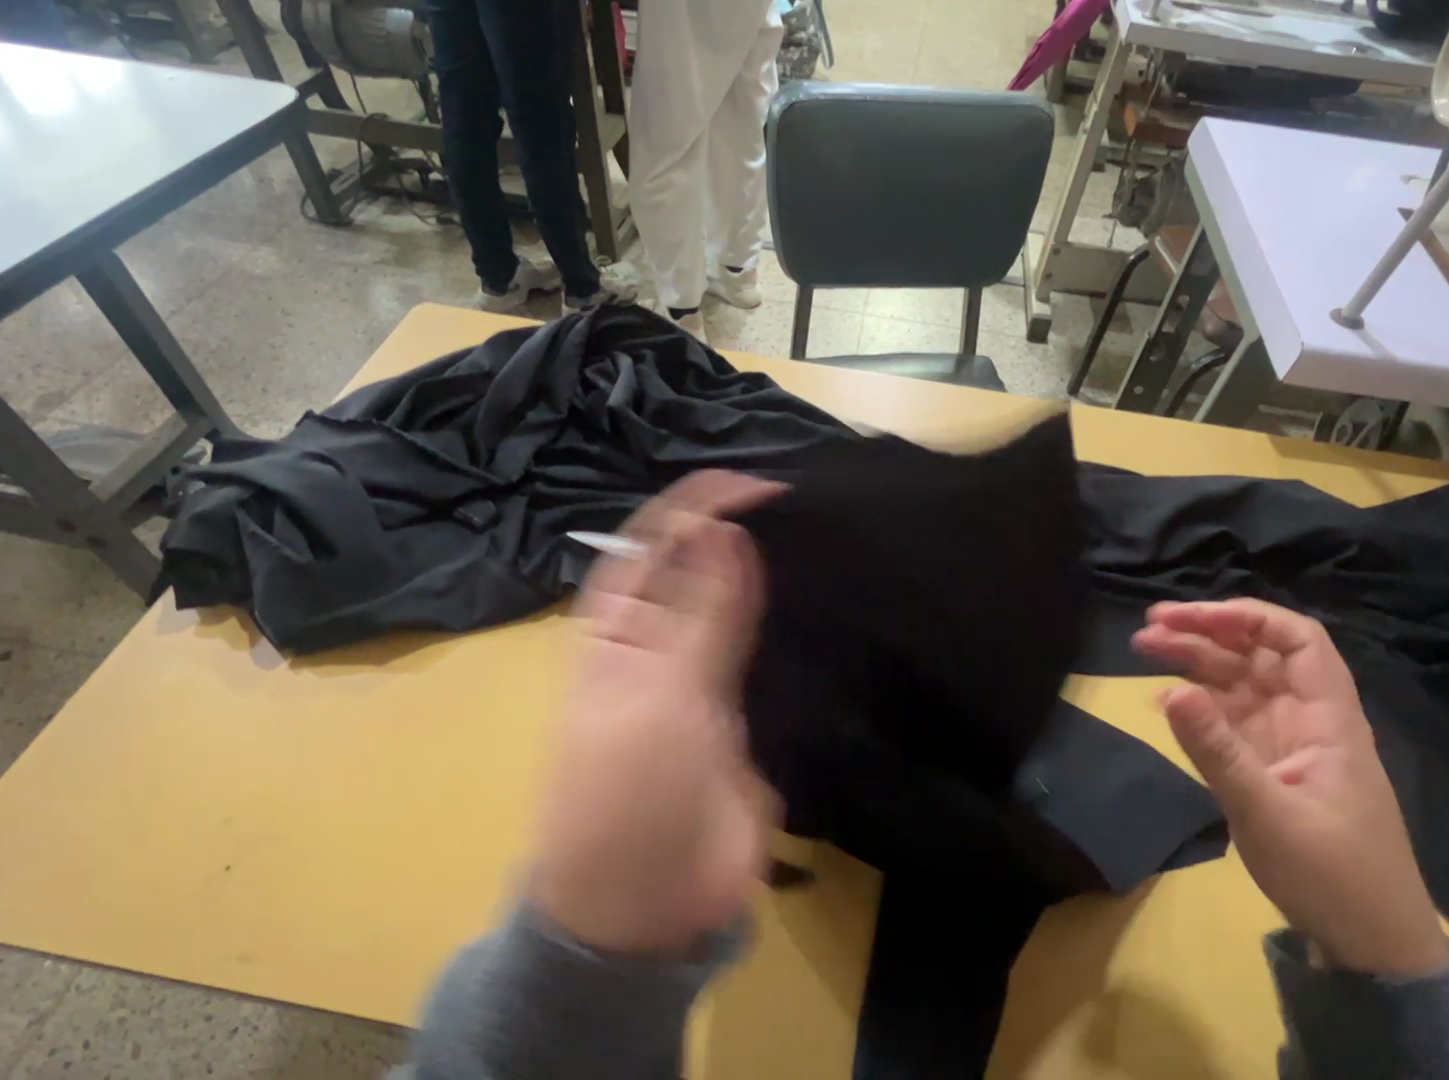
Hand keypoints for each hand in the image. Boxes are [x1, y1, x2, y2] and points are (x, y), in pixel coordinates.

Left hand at [531, 472, 784, 954]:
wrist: (644, 908)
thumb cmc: (626, 797)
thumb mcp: (661, 698)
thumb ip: (701, 616)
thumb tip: (723, 530)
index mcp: (616, 627)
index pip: (655, 541)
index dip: (702, 507)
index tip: (766, 487)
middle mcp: (659, 639)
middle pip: (700, 567)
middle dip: (744, 533)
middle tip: (812, 507)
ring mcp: (703, 676)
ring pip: (739, 608)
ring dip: (772, 577)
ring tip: (828, 538)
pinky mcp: (744, 713)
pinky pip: (768, 657)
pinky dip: (794, 628)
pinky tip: (832, 602)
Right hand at [1134, 599, 1448, 977]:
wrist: (1369, 943)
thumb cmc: (1332, 876)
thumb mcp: (1267, 813)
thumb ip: (1216, 750)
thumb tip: (1168, 690)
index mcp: (1327, 718)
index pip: (1298, 641)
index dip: (1248, 618)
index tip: (1193, 618)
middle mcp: (1306, 718)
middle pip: (1258, 655)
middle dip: (1207, 632)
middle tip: (1149, 625)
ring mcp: (1285, 741)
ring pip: (1239, 682)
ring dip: (1195, 661)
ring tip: (1144, 646)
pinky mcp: (1267, 766)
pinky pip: (1229, 718)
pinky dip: (1197, 702)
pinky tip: (1163, 697)